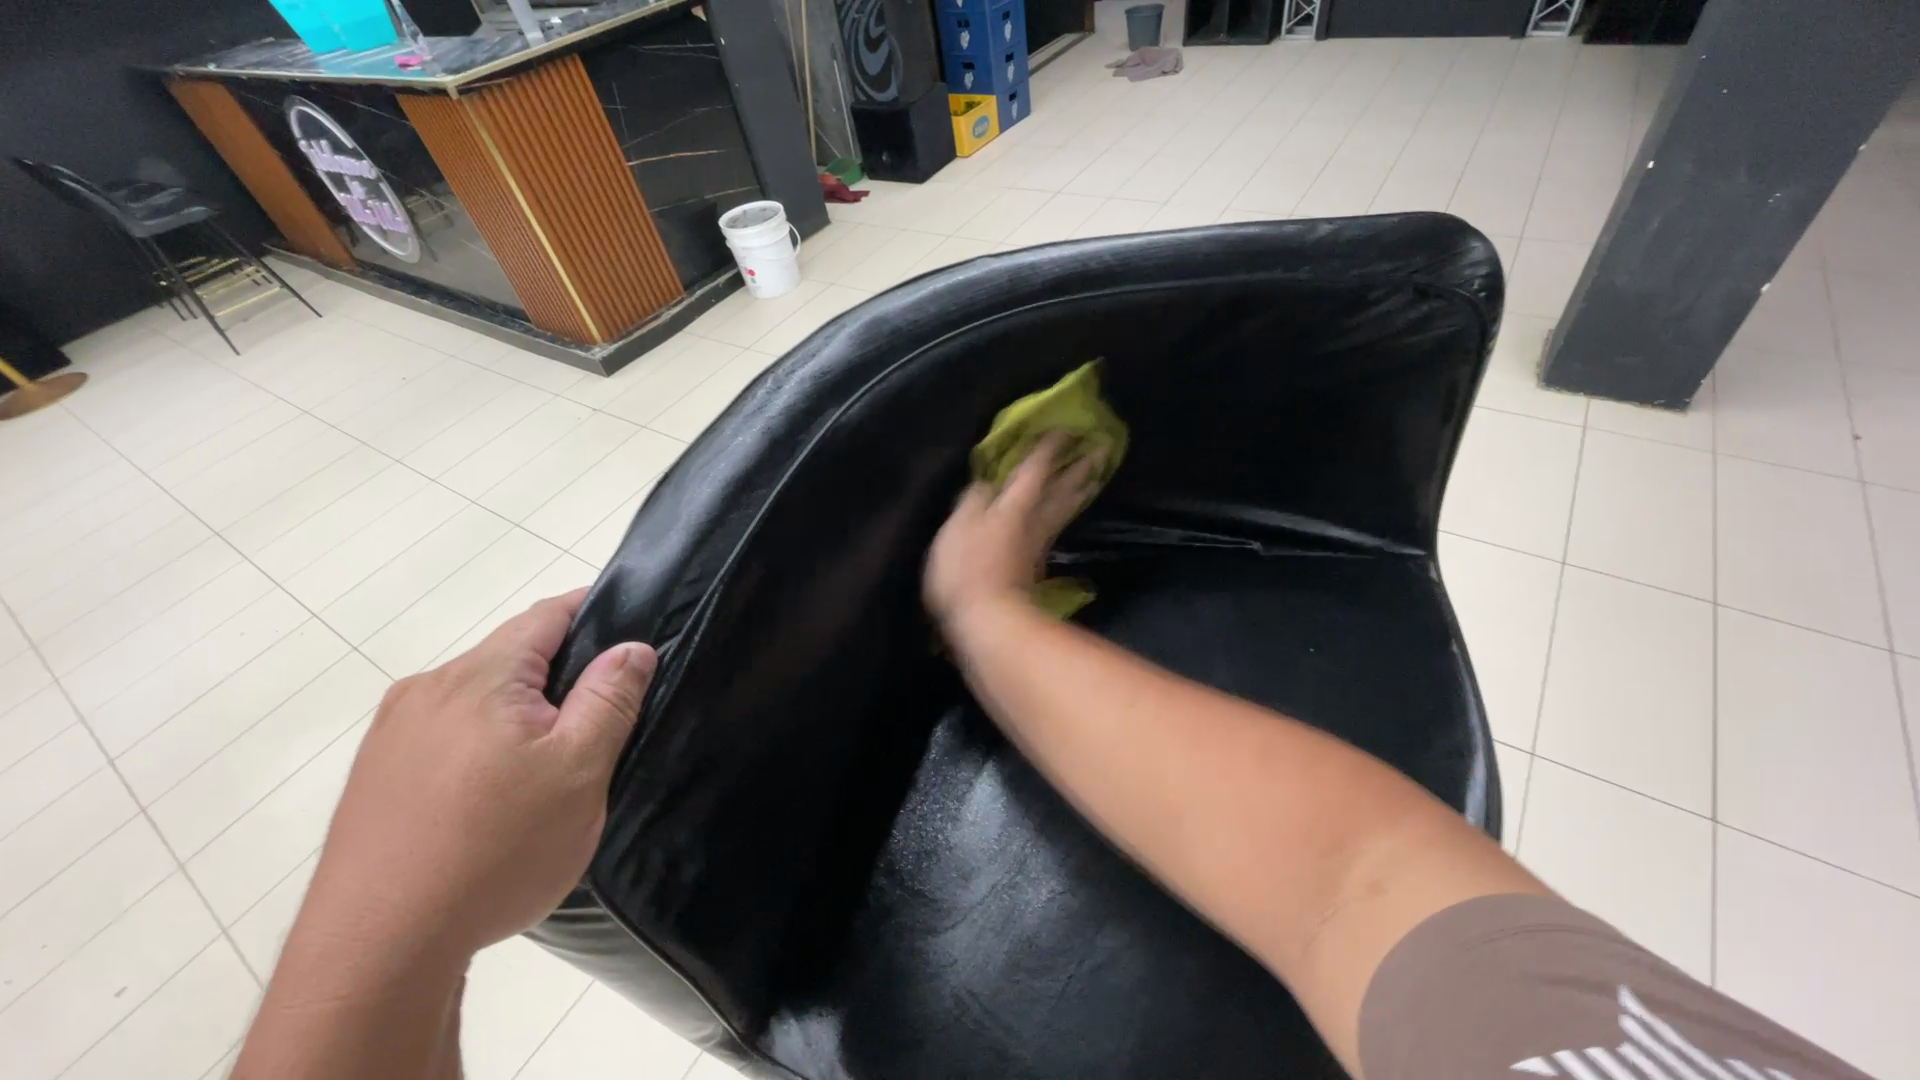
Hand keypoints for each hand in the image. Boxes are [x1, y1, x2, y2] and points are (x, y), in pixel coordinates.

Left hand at [304, 589, 655, 961]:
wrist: (376, 948)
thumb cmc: (496, 848)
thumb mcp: (579, 770)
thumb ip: (610, 699)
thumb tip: (633, 646)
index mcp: (481, 675)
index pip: (548, 615)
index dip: (595, 611)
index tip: (634, 628)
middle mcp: (428, 688)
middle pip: (512, 657)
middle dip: (562, 674)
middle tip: (605, 715)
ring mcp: (393, 733)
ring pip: (479, 699)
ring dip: (521, 712)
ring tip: (553, 763)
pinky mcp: (376, 776)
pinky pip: (447, 735)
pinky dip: (484, 744)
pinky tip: (497, 796)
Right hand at [925, 431, 1103, 627]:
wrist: (990, 625)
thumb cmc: (968, 572)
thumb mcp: (958, 528)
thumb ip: (974, 500)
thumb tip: (989, 482)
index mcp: (1015, 506)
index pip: (1035, 469)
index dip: (1049, 447)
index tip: (1067, 426)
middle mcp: (1033, 522)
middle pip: (1061, 489)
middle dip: (1079, 466)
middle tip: (1102, 447)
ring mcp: (1038, 546)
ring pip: (1064, 510)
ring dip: (1079, 490)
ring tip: (1095, 476)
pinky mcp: (1035, 567)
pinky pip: (1056, 528)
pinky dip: (1066, 514)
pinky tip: (1065, 516)